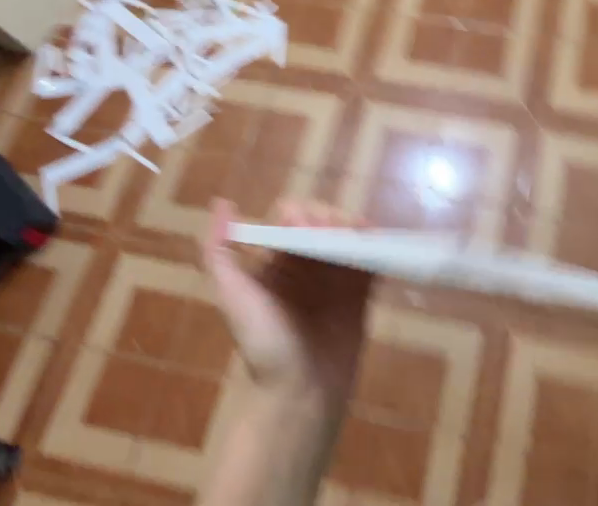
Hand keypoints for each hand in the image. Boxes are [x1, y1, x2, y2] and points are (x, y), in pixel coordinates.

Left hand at [202, 198, 374, 400]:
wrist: (300, 395)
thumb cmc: (264, 346)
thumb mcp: (233, 298)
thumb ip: (219, 252)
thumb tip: (222, 202)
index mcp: (276, 260)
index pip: (292, 217)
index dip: (302, 213)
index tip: (307, 224)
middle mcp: (306, 264)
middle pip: (324, 221)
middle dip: (332, 218)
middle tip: (337, 233)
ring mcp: (335, 278)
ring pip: (349, 236)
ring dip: (355, 228)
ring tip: (359, 237)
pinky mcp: (360, 294)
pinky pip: (371, 261)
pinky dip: (377, 248)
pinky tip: (379, 246)